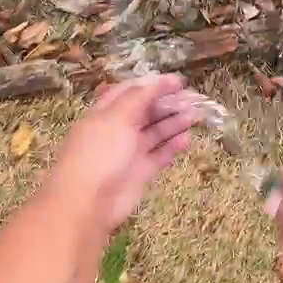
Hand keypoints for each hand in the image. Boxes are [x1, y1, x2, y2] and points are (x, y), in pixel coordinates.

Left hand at [44, 74, 197, 234]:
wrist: (88, 202)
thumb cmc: (99, 153)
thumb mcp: (117, 118)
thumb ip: (139, 98)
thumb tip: (156, 80)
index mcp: (105, 113)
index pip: (131, 91)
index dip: (153, 84)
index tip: (178, 81)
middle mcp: (117, 130)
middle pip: (145, 111)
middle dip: (167, 103)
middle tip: (192, 99)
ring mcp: (128, 152)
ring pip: (154, 132)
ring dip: (173, 123)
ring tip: (193, 117)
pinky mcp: (139, 172)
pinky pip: (159, 154)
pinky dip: (172, 146)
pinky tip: (186, 139)